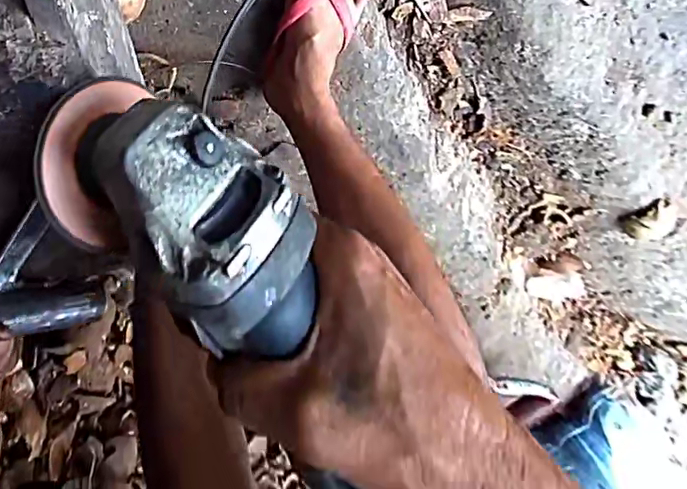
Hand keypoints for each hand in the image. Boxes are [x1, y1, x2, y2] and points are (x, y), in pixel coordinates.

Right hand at [211, 220, 570, 488]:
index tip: (213, 288)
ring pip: (300, 286)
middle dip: (256, 300)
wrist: (474, 471)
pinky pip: (325, 307)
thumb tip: (217, 368)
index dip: (230, 255)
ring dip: (282, 323)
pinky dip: (308, 335)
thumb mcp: (294, 411)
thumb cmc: (409, 430)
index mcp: (343, 252)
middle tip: (244, 340)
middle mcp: (361, 253)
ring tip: (278, 365)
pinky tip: (309, 378)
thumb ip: (235, 384)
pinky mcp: (384, 311)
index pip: (261, 223)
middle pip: (279, 258)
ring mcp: (375, 280)